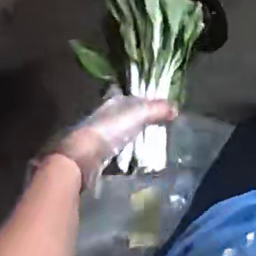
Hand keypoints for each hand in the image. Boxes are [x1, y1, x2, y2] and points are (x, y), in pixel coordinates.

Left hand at [47, 94, 177, 188]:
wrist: (79, 159)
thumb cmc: (109, 130)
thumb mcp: (139, 114)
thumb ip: (157, 110)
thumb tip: (176, 107)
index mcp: (112, 101)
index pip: (129, 96)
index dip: (142, 100)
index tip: (156, 106)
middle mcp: (102, 115)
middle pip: (122, 115)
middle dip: (135, 119)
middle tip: (154, 125)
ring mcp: (96, 136)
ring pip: (116, 133)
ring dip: (128, 137)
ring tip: (146, 143)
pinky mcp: (93, 156)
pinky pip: (112, 151)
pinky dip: (122, 153)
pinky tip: (131, 159)